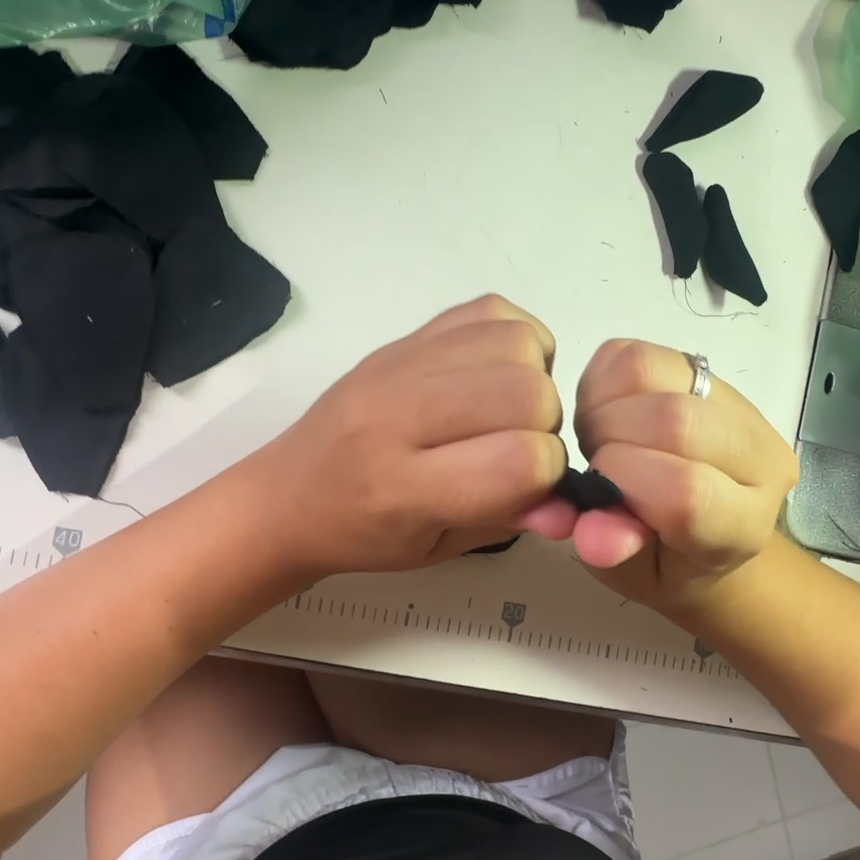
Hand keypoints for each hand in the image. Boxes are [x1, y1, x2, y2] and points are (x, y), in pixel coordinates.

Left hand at [240, 296, 568, 576]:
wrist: (288, 493)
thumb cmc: (364, 536)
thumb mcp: (437, 549)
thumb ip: (509, 520)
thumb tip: (572, 501)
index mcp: (401, 487)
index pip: (520, 459)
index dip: (545, 474)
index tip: (525, 485)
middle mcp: (397, 415)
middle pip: (526, 392)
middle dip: (543, 425)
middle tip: (514, 446)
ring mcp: (397, 364)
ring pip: (515, 343)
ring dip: (532, 378)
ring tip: (502, 410)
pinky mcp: (402, 336)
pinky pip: (489, 310)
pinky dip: (512, 341)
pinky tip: (491, 375)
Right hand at [566, 339, 795, 613]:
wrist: (704, 534)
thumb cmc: (665, 563)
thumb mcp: (636, 576)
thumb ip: (614, 551)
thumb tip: (581, 530)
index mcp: (743, 524)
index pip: (686, 490)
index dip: (624, 482)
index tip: (599, 493)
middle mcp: (757, 456)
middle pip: (672, 419)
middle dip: (607, 437)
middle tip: (594, 463)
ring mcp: (734, 404)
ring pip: (650, 370)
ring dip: (600, 403)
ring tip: (599, 438)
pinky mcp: (702, 370)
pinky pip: (633, 352)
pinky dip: (600, 381)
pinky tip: (605, 414)